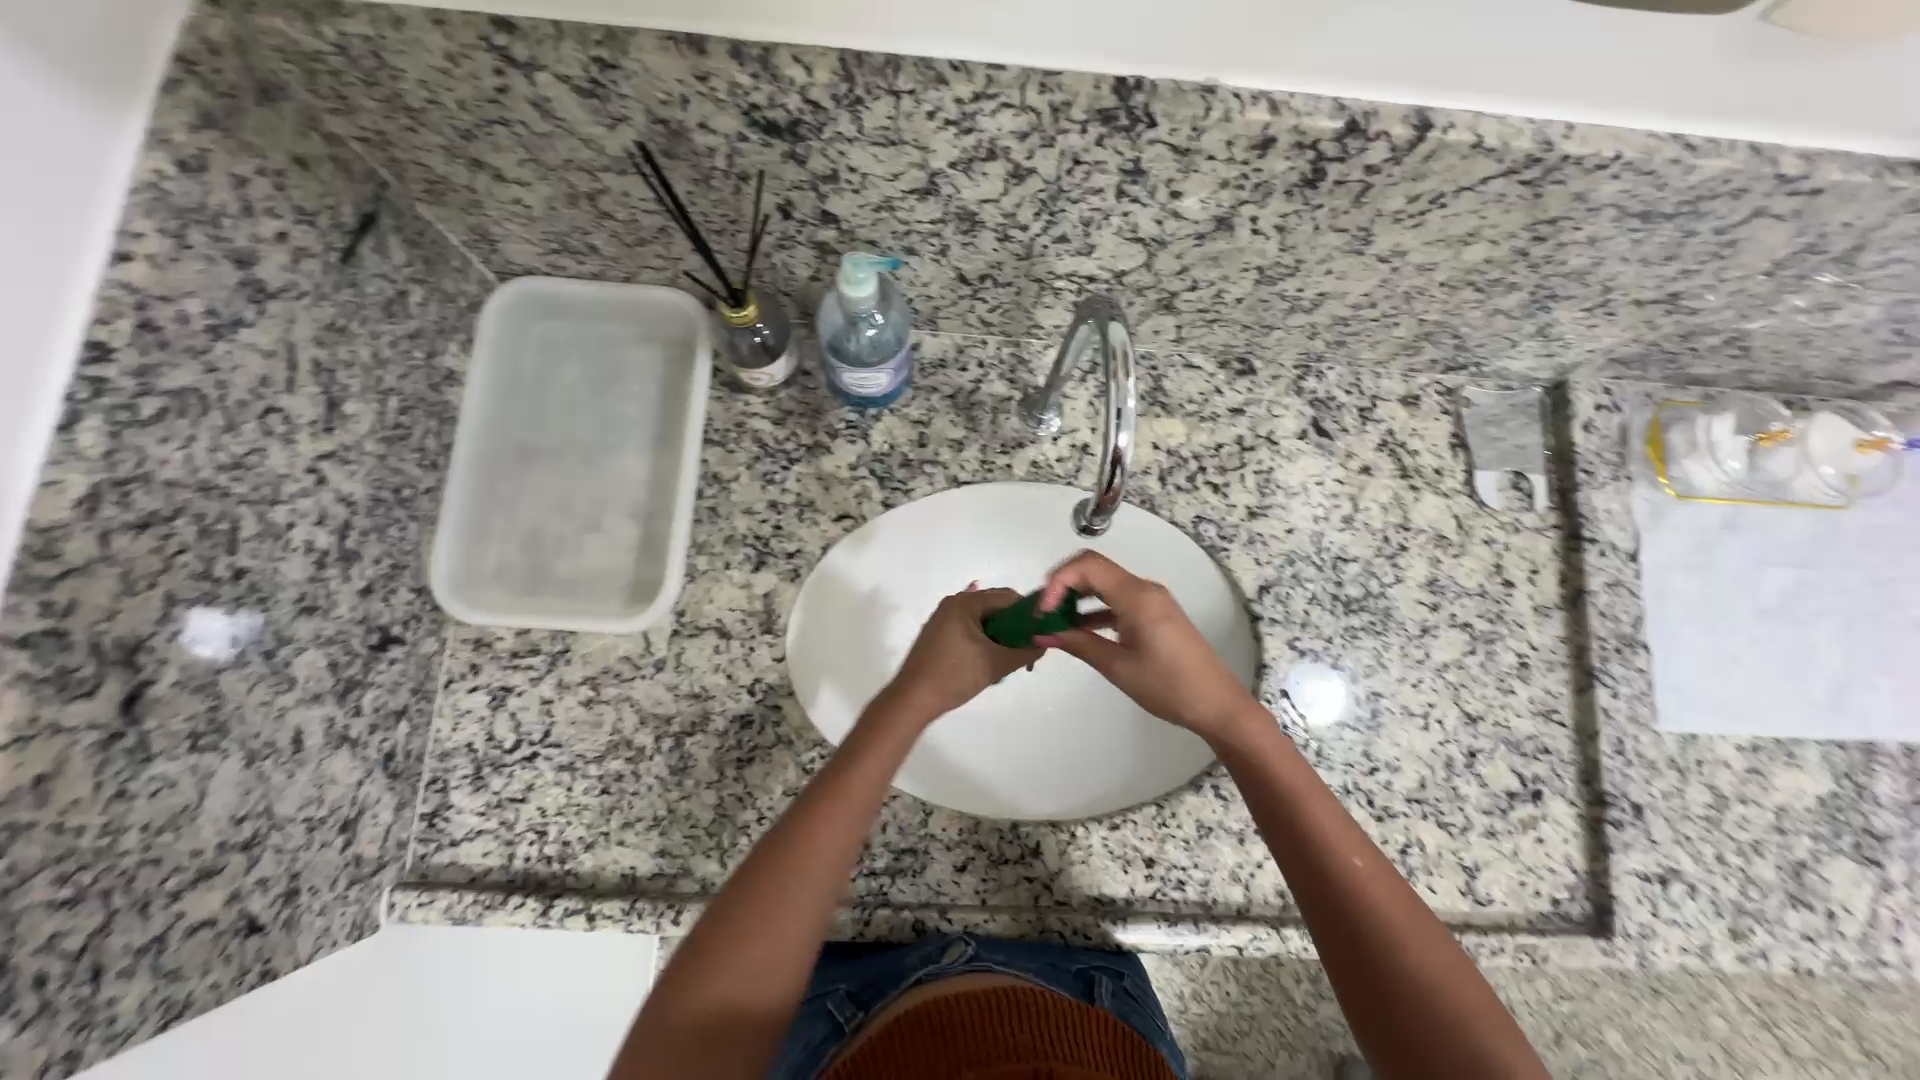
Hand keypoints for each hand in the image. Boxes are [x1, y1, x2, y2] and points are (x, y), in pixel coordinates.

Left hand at [874, 584, 1045, 724]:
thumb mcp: (996, 664)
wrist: (912, 700)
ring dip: (1001, 637)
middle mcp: (953, 603)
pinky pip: (971, 629)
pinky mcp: (939, 634)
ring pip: (984, 621)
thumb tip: (1046, 643)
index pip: (1008, 597)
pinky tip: (991, 662)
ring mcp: (943, 618)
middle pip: (995, 607)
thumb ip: (1025, 652)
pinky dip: (985, 642)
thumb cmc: (954, 676)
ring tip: (1011, 659)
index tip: (1042, 633)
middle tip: (1029, 650)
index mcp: (965, 603)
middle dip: (1015, 627)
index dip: (1029, 613)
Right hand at [1035, 551, 1264, 744]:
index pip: (1087, 566)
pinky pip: (1117, 602)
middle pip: (1094, 570)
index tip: (1042, 611)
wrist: (1217, 705)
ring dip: (1077, 599)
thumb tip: (1043, 633)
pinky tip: (1078, 632)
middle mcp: (1144, 590)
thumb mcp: (1118, 667)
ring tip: (1054, 624)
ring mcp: (1151, 601)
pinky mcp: (1154, 615)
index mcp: (1136, 596)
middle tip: (1041, 614)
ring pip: (1105, 585)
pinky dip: (1094, 611)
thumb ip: (1078, 644)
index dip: (1058, 581)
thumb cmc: (1168, 686)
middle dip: (1063, 586)